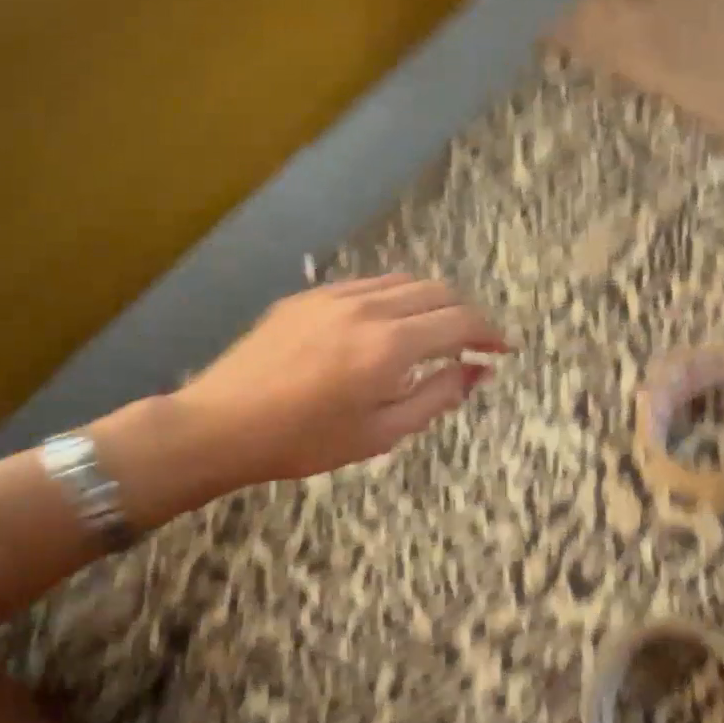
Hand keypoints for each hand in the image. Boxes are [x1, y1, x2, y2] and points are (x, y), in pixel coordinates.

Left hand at [172, 274, 509, 486]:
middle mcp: (368, 308)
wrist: (220, 426)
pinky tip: (389, 327)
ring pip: (404, 281)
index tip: (502, 350)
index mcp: (390, 346)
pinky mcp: (308, 297)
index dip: (490, 333)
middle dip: (467, 314)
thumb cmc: (307, 441)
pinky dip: (396, 298)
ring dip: (433, 302)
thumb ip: (439, 395)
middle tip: (475, 344)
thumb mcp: (384, 432)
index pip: (460, 321)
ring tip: (436, 333)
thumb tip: (479, 371)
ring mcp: (335, 297)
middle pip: (438, 291)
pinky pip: (369, 285)